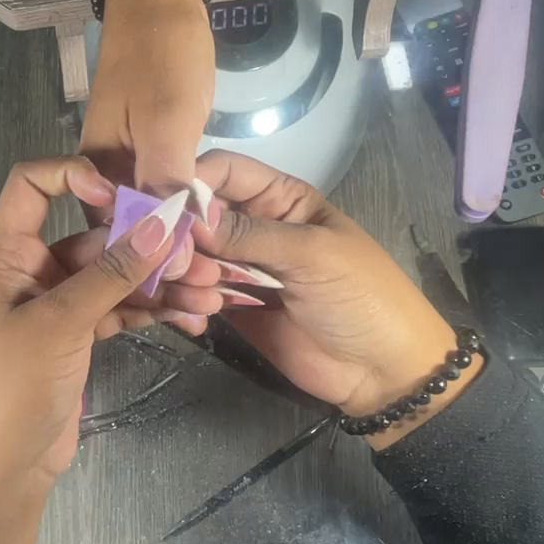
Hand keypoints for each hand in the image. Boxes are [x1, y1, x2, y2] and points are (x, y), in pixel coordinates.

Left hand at [0, 156, 191, 487]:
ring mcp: (61, 305)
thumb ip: (111, 274)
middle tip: (200, 252)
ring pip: (116, 276)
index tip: (120, 192)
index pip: (32, 187)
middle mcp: (36, 270)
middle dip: (146, 242)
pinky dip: (153, 310)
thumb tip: (162, 221)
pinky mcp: (81, 335)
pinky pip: (122, 309)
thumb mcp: (61, 324)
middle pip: (93, 236)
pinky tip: (193, 315)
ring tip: (210, 292)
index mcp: (11, 255)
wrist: (6, 466)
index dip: (72, 175)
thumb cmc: (15, 388)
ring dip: (161, 281)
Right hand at [81, 0, 213, 279]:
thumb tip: (170, 247)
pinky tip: (215, 246)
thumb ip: (166, 183)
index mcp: (99, 172)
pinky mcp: (152, 155)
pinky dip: (188, 221)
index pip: (117, 235)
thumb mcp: (167, 120)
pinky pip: (166, 200)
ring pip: (152, 223)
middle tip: (207, 296)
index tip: (185, 291)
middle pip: (133, 236)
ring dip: (181, 249)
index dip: (149, 265)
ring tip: (214, 286)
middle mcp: (109, 177)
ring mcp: (131, 164)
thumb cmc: (161, 55)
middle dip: (167, 266)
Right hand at [192, 151, 481, 446]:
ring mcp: (238, 269)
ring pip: (187, 258)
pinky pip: (190, 296)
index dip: (190, 180)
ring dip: (183, 278)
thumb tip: (187, 214)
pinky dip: (183, 305)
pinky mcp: (229, 308)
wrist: (381, 371)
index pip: (222, 171)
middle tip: (187, 269)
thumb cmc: (362, 297)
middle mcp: (252, 227)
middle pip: (195, 216)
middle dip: (182, 239)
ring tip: (205, 302)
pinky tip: (198, 321)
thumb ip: (249, 233)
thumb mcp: (312, 254)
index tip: (163, 206)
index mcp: (279, 199)